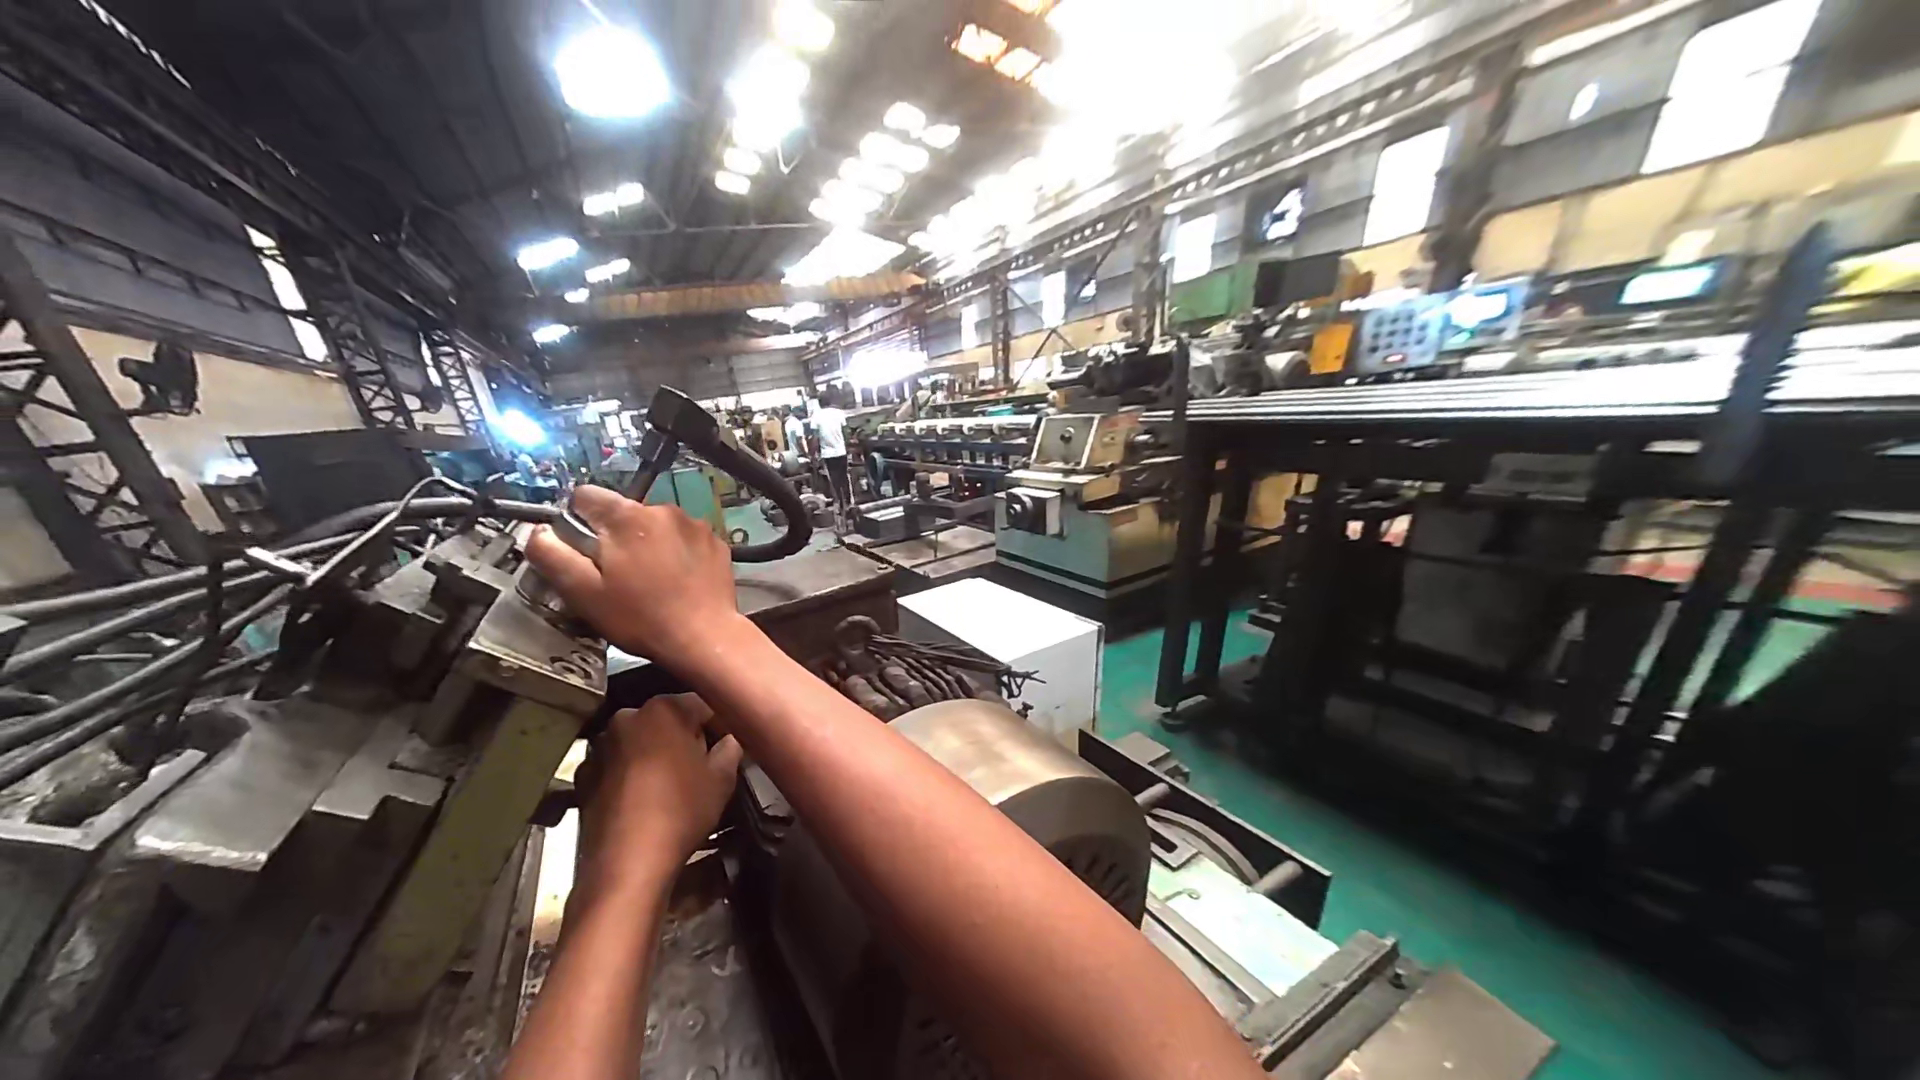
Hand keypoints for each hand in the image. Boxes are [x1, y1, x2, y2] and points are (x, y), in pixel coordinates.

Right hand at [526, 485, 741, 669]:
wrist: (705, 636)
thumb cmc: (641, 617)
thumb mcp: (583, 592)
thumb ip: (552, 555)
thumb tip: (540, 532)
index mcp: (627, 516)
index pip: (585, 495)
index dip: (575, 520)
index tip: (580, 549)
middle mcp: (664, 510)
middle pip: (623, 512)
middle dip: (614, 537)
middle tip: (616, 576)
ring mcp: (695, 524)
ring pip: (656, 526)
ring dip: (648, 544)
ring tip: (650, 581)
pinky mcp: (716, 542)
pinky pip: (685, 539)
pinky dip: (677, 553)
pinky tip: (677, 581)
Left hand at [573, 694, 742, 900]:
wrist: (627, 862)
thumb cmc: (681, 810)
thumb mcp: (722, 778)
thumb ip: (730, 749)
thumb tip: (727, 741)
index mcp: (663, 709)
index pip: (702, 705)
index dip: (720, 725)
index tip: (729, 746)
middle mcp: (627, 718)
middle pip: (667, 720)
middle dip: (685, 736)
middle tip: (702, 764)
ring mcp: (600, 747)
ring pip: (640, 741)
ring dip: (655, 753)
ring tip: (671, 783)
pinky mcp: (582, 777)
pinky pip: (617, 765)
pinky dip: (630, 773)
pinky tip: (644, 798)